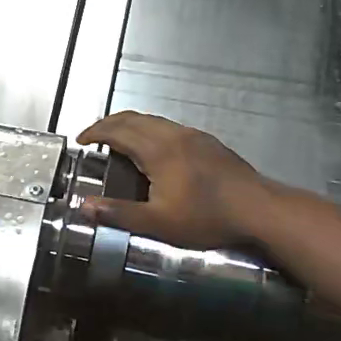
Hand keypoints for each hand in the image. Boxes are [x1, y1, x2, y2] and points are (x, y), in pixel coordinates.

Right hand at [77, 112, 273, 248]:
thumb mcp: (159, 222)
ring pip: (154, 120)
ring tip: (119, 141)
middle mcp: (173, 134)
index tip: (81, 140)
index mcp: (158, 150)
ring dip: (131, 125)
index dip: (96, 132)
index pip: (118, 131)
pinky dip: (150, 130)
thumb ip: (120, 213)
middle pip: (134, 118)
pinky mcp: (208, 142)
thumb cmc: (206, 217)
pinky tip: (154, 149)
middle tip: (95, 136)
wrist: (258, 208)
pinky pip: (169, 127)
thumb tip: (85, 206)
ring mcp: (194, 136)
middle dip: (110, 123)